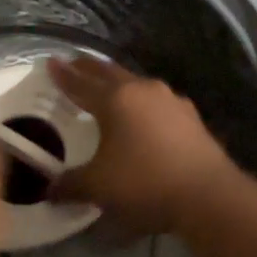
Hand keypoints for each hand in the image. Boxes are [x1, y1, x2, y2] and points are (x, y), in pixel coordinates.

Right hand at [48, 57, 244, 235]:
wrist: (208, 195)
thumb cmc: (145, 183)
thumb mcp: (99, 187)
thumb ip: (70, 185)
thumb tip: (48, 189)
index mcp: (116, 99)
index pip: (81, 83)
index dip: (63, 75)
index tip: (51, 62)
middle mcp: (144, 90)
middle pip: (110, 74)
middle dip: (90, 69)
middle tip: (74, 65)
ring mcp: (172, 101)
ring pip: (137, 84)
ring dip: (119, 83)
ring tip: (107, 88)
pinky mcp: (190, 117)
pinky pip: (157, 102)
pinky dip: (142, 103)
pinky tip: (143, 114)